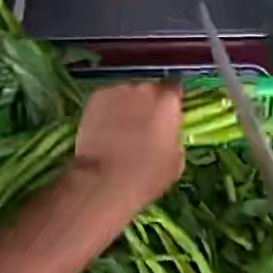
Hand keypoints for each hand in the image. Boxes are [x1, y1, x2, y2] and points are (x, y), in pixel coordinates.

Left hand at [71, 82, 182, 216]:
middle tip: (143, 123)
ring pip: (127, 93)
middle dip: (148, 102)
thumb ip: (174, 137)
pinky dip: (108, 108)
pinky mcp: (97, 97)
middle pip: (150, 89)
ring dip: (127, 104)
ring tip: (121, 126)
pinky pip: (107, 98)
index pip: (174, 89)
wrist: (104, 183)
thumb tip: (169, 134)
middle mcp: (145, 89)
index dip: (170, 101)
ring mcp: (119, 90)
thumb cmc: (147, 176)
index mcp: (168, 102)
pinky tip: (105, 126)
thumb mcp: (175, 161)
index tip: (166, 113)